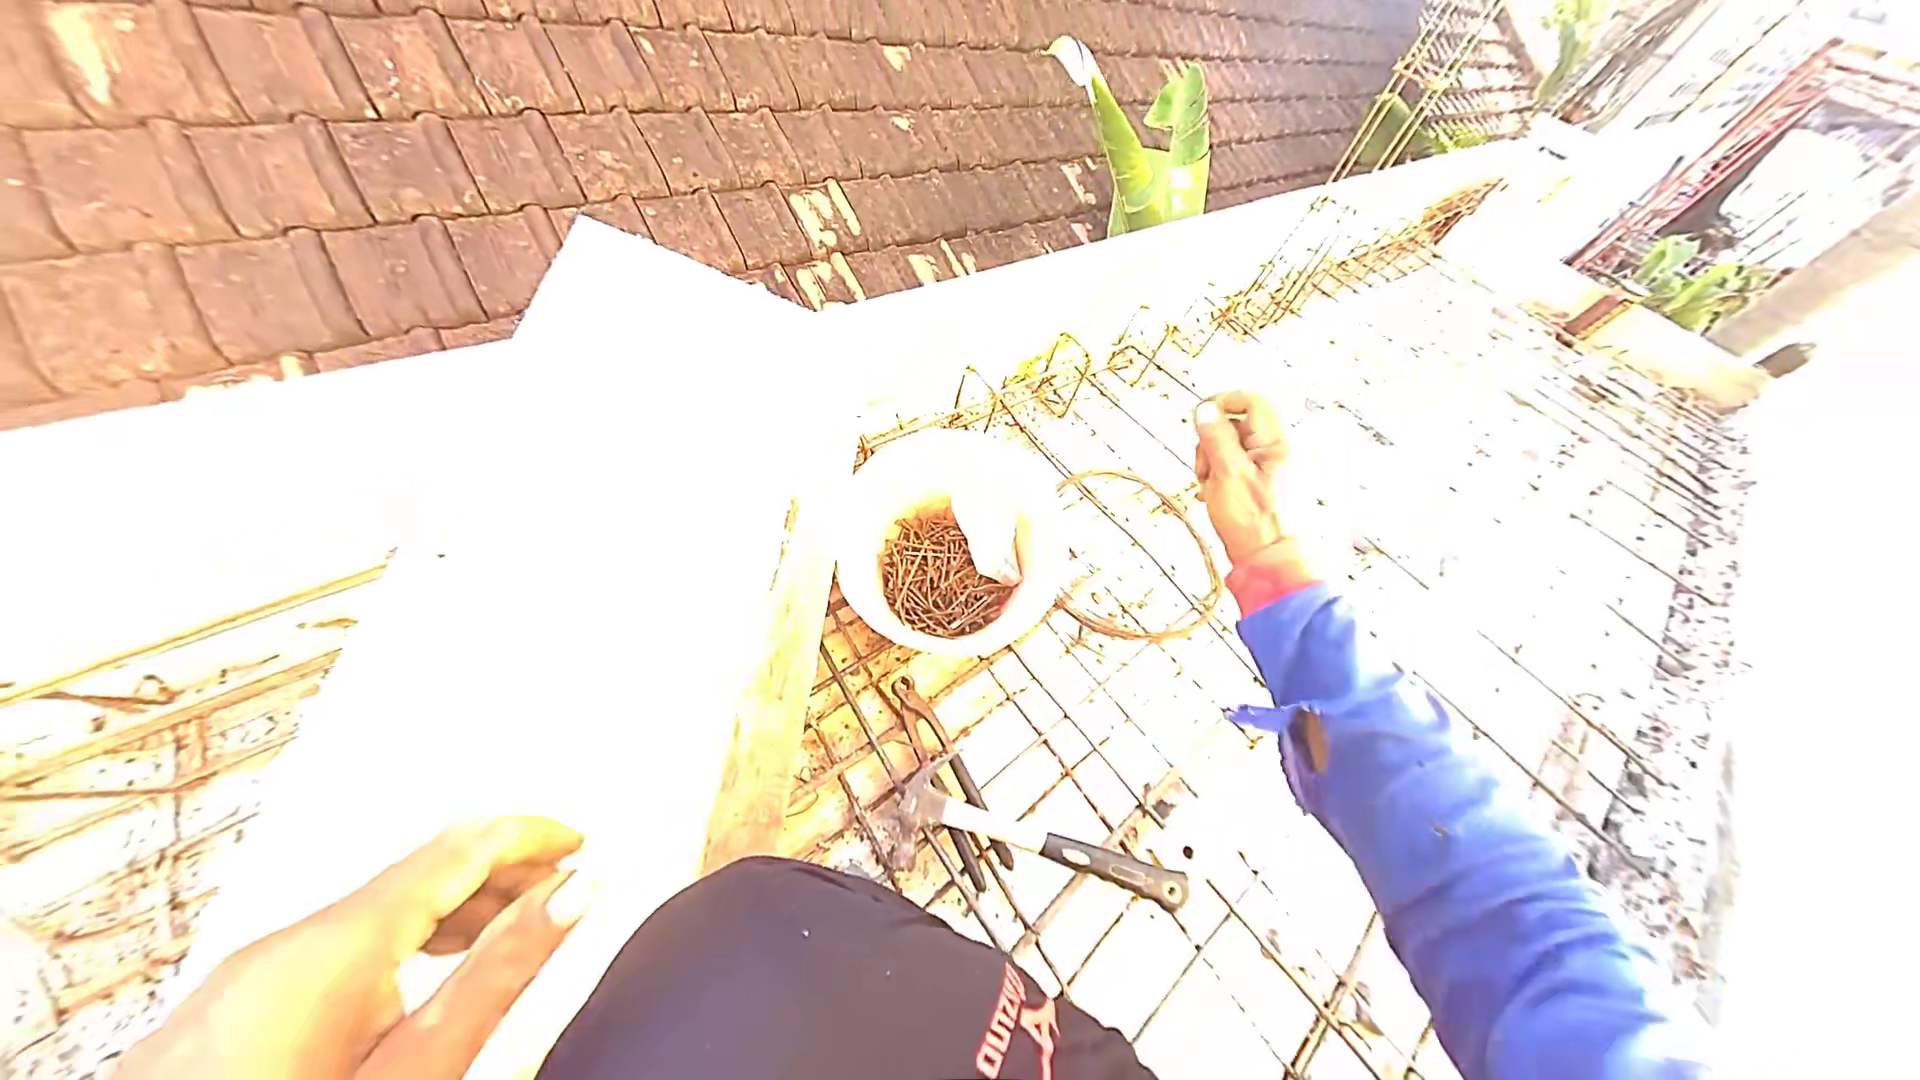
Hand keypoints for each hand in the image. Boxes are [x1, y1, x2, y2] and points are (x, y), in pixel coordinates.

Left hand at [119, 817, 591, 1079]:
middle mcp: (284, 944)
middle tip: (561, 882)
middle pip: (425, 868)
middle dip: (506, 866)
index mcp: (335, 944)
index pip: (463, 845)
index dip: (533, 834)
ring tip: (514, 923)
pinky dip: (413, 932)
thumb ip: (504, 967)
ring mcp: (245, 978)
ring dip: (463, 899)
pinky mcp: (227, 1010)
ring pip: (386, 902)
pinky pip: (346, 938)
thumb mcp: (419, 1066)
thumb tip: (575, 890)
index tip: (580, 842)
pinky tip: (432, 963)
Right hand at [1193, 391, 1291, 564]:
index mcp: (1276, 442)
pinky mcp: (1256, 483)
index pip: (1252, 401)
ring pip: (1228, 447)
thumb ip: (1216, 437)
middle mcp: (1275, 450)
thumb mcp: (1228, 474)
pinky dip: (1217, 477)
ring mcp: (1266, 467)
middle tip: (1206, 470)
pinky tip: (1214, 495)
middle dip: (1211, 443)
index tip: (1201, 419)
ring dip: (1211, 463)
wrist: (1268, 560)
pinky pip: (1230, 467)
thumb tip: (1204, 408)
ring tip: (1210, 488)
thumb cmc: (1253, 520)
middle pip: (1234, 425)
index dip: (1224, 403)